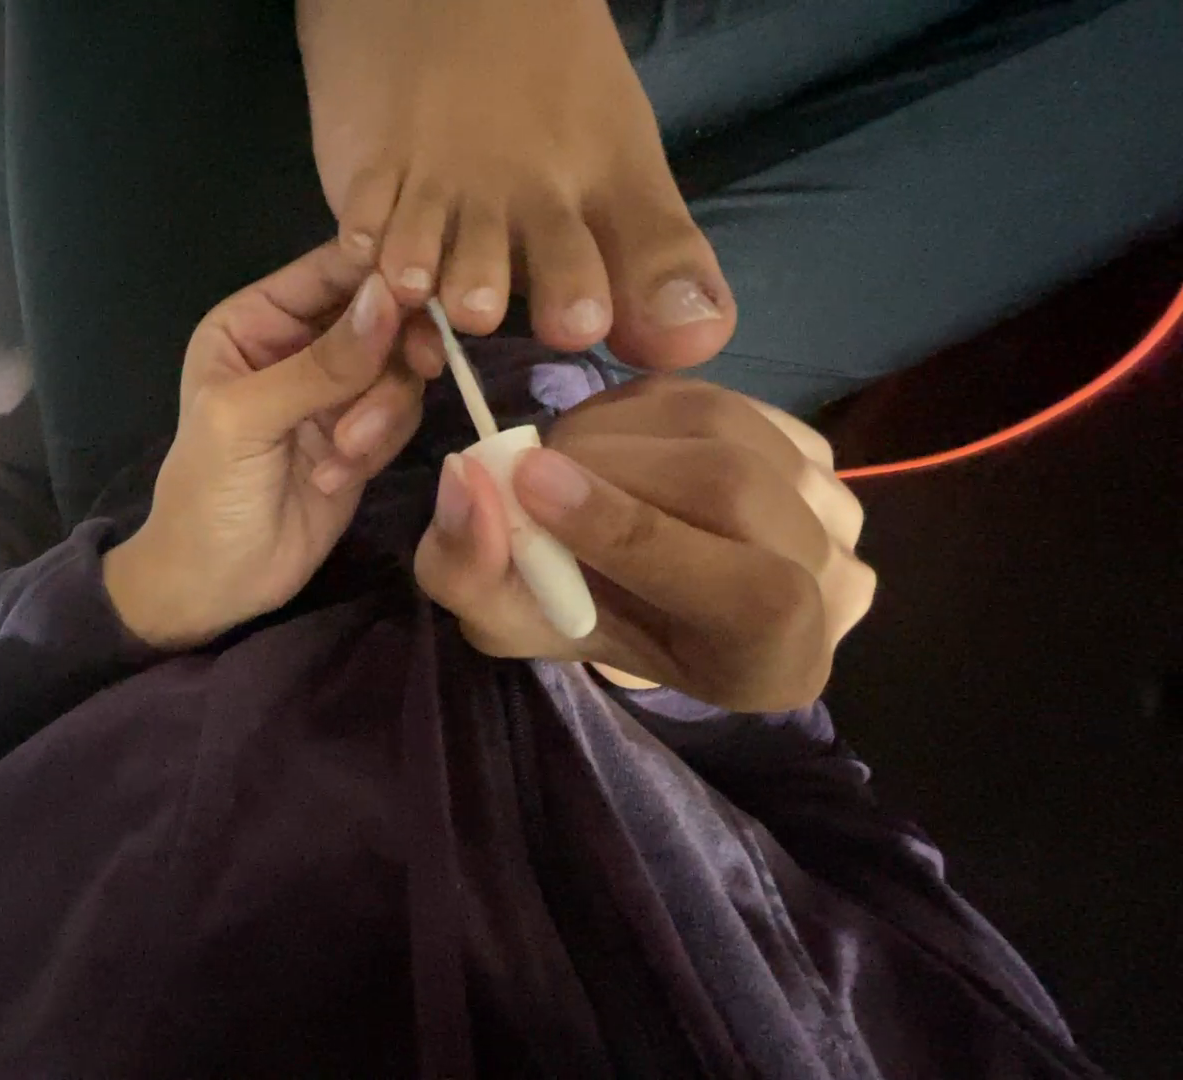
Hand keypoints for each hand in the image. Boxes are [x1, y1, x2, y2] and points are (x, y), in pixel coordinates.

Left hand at [105, 243, 442, 648]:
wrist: (217, 582)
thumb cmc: (207, 493)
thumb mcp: (248, 419)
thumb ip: (321, 363)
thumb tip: (389, 295)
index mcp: (255, 321)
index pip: (333, 270)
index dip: (383, 273)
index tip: (425, 294)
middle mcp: (297, 346)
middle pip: (380, 315)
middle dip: (391, 354)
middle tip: (417, 371)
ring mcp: (332, 394)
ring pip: (397, 369)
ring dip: (379, 412)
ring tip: (343, 453)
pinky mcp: (360, 437)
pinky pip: (399, 416)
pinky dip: (377, 444)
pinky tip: (334, 477)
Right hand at [414, 378, 875, 710]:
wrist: (620, 590)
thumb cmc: (565, 620)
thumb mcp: (496, 617)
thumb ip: (467, 568)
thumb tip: (466, 476)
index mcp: (772, 666)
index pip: (748, 594)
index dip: (635, 533)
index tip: (529, 481)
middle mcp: (835, 584)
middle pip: (732, 488)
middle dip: (603, 464)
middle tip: (525, 470)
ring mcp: (833, 502)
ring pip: (723, 426)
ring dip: (611, 429)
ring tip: (558, 460)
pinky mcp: (804, 442)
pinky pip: (715, 397)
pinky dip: (635, 409)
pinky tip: (603, 445)